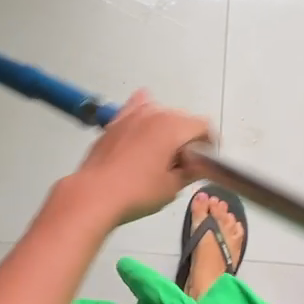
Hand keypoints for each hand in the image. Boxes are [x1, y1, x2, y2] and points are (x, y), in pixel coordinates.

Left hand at [62, 90, 211, 227]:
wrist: (94, 193)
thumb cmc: (138, 192)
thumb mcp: (172, 187)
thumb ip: (192, 170)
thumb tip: (200, 164)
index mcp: (174, 126)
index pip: (203, 126)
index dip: (209, 143)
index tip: (206, 162)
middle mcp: (155, 112)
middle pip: (182, 118)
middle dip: (187, 137)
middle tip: (183, 163)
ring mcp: (131, 114)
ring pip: (159, 113)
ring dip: (166, 128)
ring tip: (160, 153)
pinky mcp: (114, 122)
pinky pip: (136, 110)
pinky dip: (144, 117)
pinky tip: (143, 129)